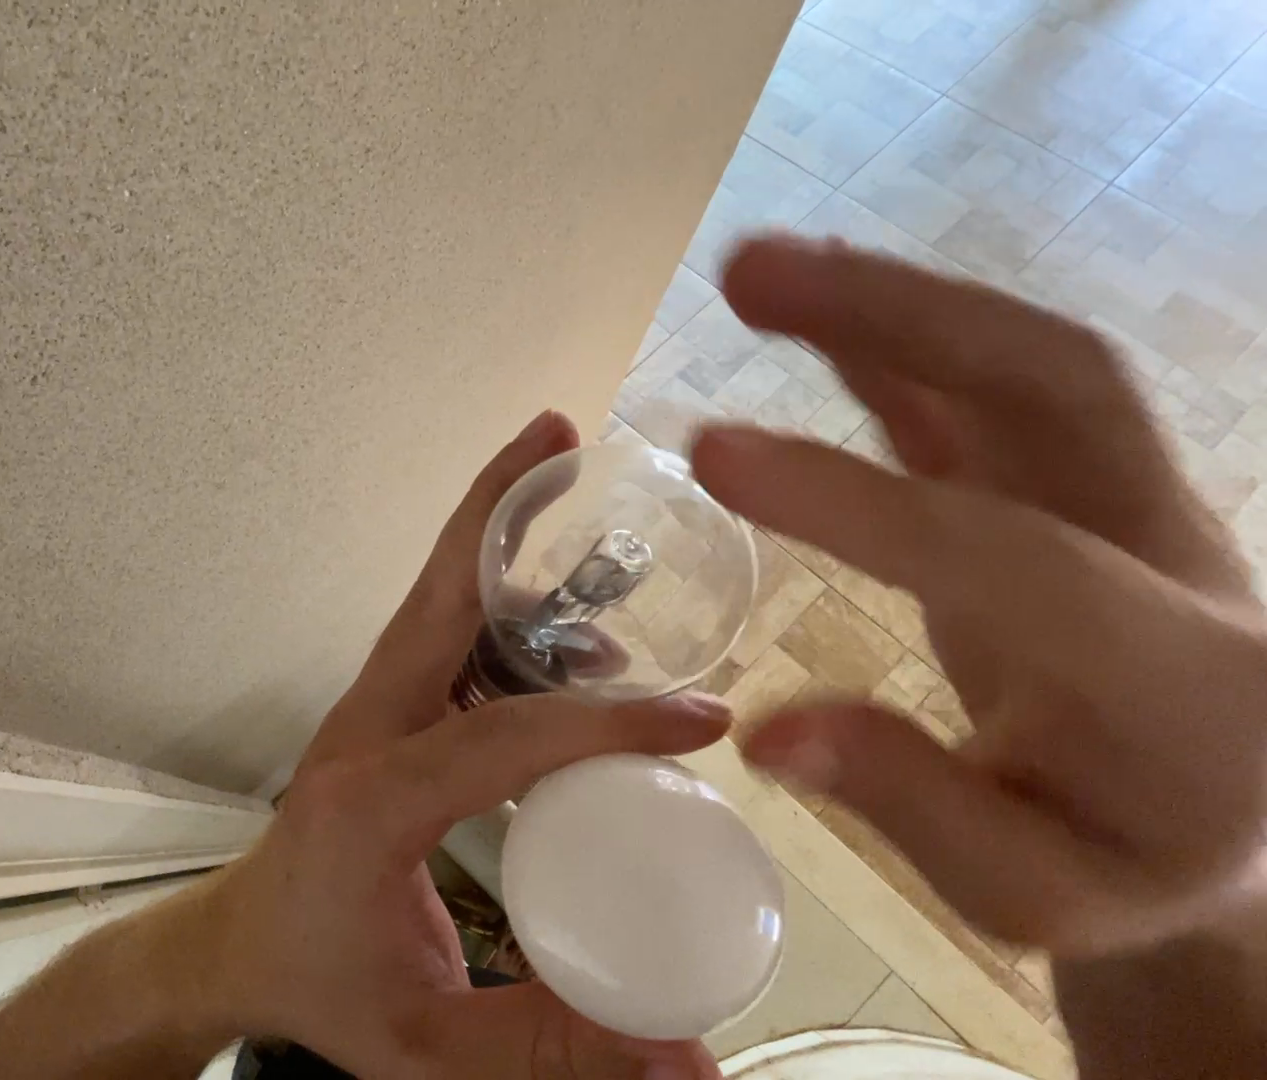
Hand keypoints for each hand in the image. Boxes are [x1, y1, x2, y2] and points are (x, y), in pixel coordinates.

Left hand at [196, 409, 730, 1077]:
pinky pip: (443, 635)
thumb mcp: (428, 1046)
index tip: (704, 719)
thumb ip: (553, 1046)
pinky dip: (497, 600)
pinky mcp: (381, 708)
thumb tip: (693, 1064)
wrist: (244, 942)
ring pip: (439, 599)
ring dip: (500, 541)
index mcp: (371, 797)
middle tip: (557, 435)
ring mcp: (367, 705)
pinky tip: (566, 622)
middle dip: (497, 508)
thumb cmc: (320, 980)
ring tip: (571, 495)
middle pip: (437, 594)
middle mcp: (364, 724)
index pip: (505, 734)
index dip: (608, 724)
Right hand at [690, 235, 1266, 956]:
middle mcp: (1162, 550)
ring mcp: (1115, 501)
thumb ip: (911, 806)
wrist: (1242, 815)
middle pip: (1049, 384)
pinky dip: (887, 342)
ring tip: (754, 265)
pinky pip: (976, 395)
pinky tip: (808, 313)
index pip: (1000, 554)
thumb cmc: (1124, 863)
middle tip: (745, 274)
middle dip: (892, 313)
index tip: (710, 454)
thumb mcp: (1023, 893)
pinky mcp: (1059, 489)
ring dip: (882, 300)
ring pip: (1017, 364)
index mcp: (1171, 676)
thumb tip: (769, 731)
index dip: (852, 499)